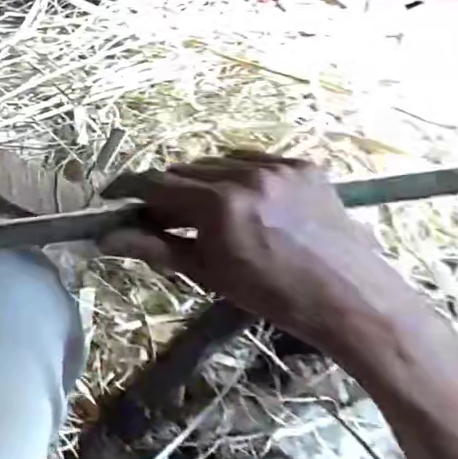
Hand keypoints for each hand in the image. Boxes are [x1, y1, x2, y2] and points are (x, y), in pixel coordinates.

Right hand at [100, 152, 418, 351]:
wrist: (349, 298)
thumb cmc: (273, 295)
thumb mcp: (209, 273)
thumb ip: (156, 248)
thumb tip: (108, 239)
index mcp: (219, 205)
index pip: (157, 184)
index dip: (130, 188)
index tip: (113, 195)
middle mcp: (246, 174)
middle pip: (186, 170)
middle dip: (169, 192)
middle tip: (165, 218)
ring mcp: (278, 166)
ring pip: (219, 162)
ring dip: (204, 182)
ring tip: (210, 213)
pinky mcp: (302, 164)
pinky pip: (255, 159)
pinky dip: (240, 176)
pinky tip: (246, 201)